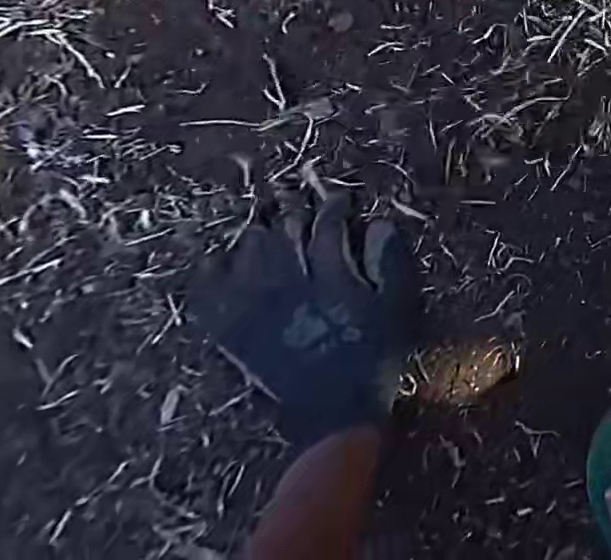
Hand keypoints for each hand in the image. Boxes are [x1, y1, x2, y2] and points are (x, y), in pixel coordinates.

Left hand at [192, 174, 419, 444]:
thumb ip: (389, 260)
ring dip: (259, 231)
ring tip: (267, 221)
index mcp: (332, 278)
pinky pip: (212, 294)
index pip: (327, 225)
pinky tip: (218, 258)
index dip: (334, 206)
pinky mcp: (238, 332)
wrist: (335, 411)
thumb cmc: (375, 352)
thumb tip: (377, 222)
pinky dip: (212, 272)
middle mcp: (292, 286)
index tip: (342, 199)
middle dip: (293, 209)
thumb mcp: (398, 304)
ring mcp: (260, 308)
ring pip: (249, 253)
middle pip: (285, 232)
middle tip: (298, 199)